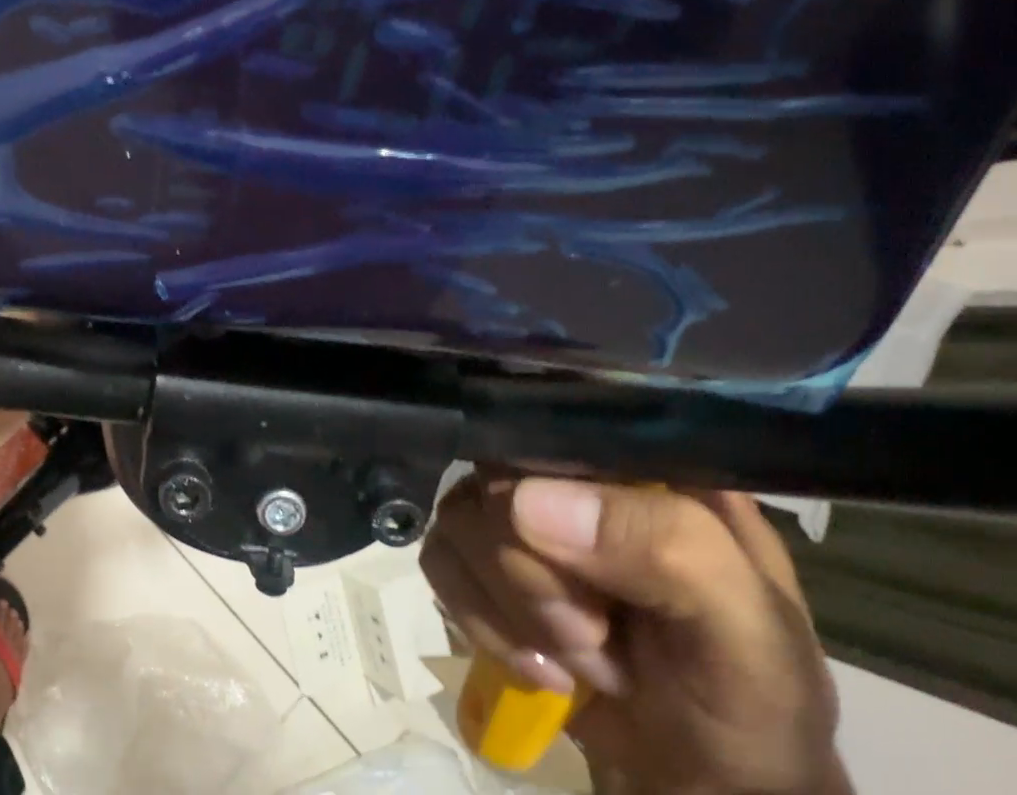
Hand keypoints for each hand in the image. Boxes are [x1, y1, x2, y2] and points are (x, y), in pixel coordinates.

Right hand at [422, 475, 848, 794]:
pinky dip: (477, 621)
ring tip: (577, 659)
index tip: (583, 572)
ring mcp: (526, 525)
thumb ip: (666, 552)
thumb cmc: (748, 706)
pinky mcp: (486, 570)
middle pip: (496, 480)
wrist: (704, 784)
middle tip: (594, 638)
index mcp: (653, 470)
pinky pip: (438, 561)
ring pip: (457, 520)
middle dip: (533, 578)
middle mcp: (581, 482)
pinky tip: (535, 663)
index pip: (563, 426)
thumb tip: (524, 501)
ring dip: (507, 608)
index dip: (551, 491)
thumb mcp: (748, 633)